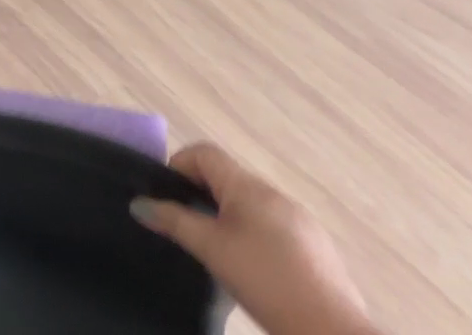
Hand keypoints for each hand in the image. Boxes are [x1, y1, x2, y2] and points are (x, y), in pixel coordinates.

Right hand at [132, 143, 375, 334]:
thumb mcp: (208, 247)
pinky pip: (271, 226)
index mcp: (251, 189)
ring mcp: (302, 223)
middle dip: (200, 194)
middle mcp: (278, 197)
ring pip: (249, 204)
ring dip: (225, 216)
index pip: (205, 153)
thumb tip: (139, 204)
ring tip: (216, 249)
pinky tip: (250, 266)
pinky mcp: (316, 248)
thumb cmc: (265, 279)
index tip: (169, 197)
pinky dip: (251, 234)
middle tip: (186, 226)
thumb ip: (171, 219)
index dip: (178, 165)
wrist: (332, 331)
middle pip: (227, 178)